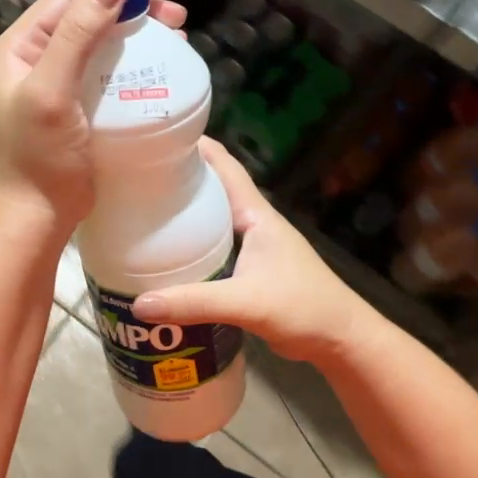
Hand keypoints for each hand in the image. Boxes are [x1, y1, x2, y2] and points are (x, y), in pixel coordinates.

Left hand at [0, 0, 186, 237]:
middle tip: (176, 16)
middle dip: (133, 10)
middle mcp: (37, 59)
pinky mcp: (81, 108)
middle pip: (90, 18)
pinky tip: (163, 65)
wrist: (36, 217)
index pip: (69, 0)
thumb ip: (78, 33)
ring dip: (139, 35)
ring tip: (178, 36)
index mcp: (20, 47)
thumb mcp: (52, 89)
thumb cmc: (38, 155)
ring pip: (105, 44)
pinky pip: (112, 73)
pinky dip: (137, 64)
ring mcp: (60, 85)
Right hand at [130, 138, 377, 361]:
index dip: (196, 147)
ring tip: (143, 214)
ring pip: (211, 223)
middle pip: (212, 192)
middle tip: (137, 178)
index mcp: (257, 215)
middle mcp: (254, 224)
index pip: (225, 168)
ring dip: (184, 217)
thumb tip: (140, 304)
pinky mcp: (249, 273)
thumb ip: (194, 303)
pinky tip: (166, 260)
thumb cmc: (303, 307)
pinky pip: (213, 250)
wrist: (340, 340)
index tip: (159, 136)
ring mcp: (253, 249)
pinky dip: (191, 249)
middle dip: (180, 181)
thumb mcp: (246, 303)